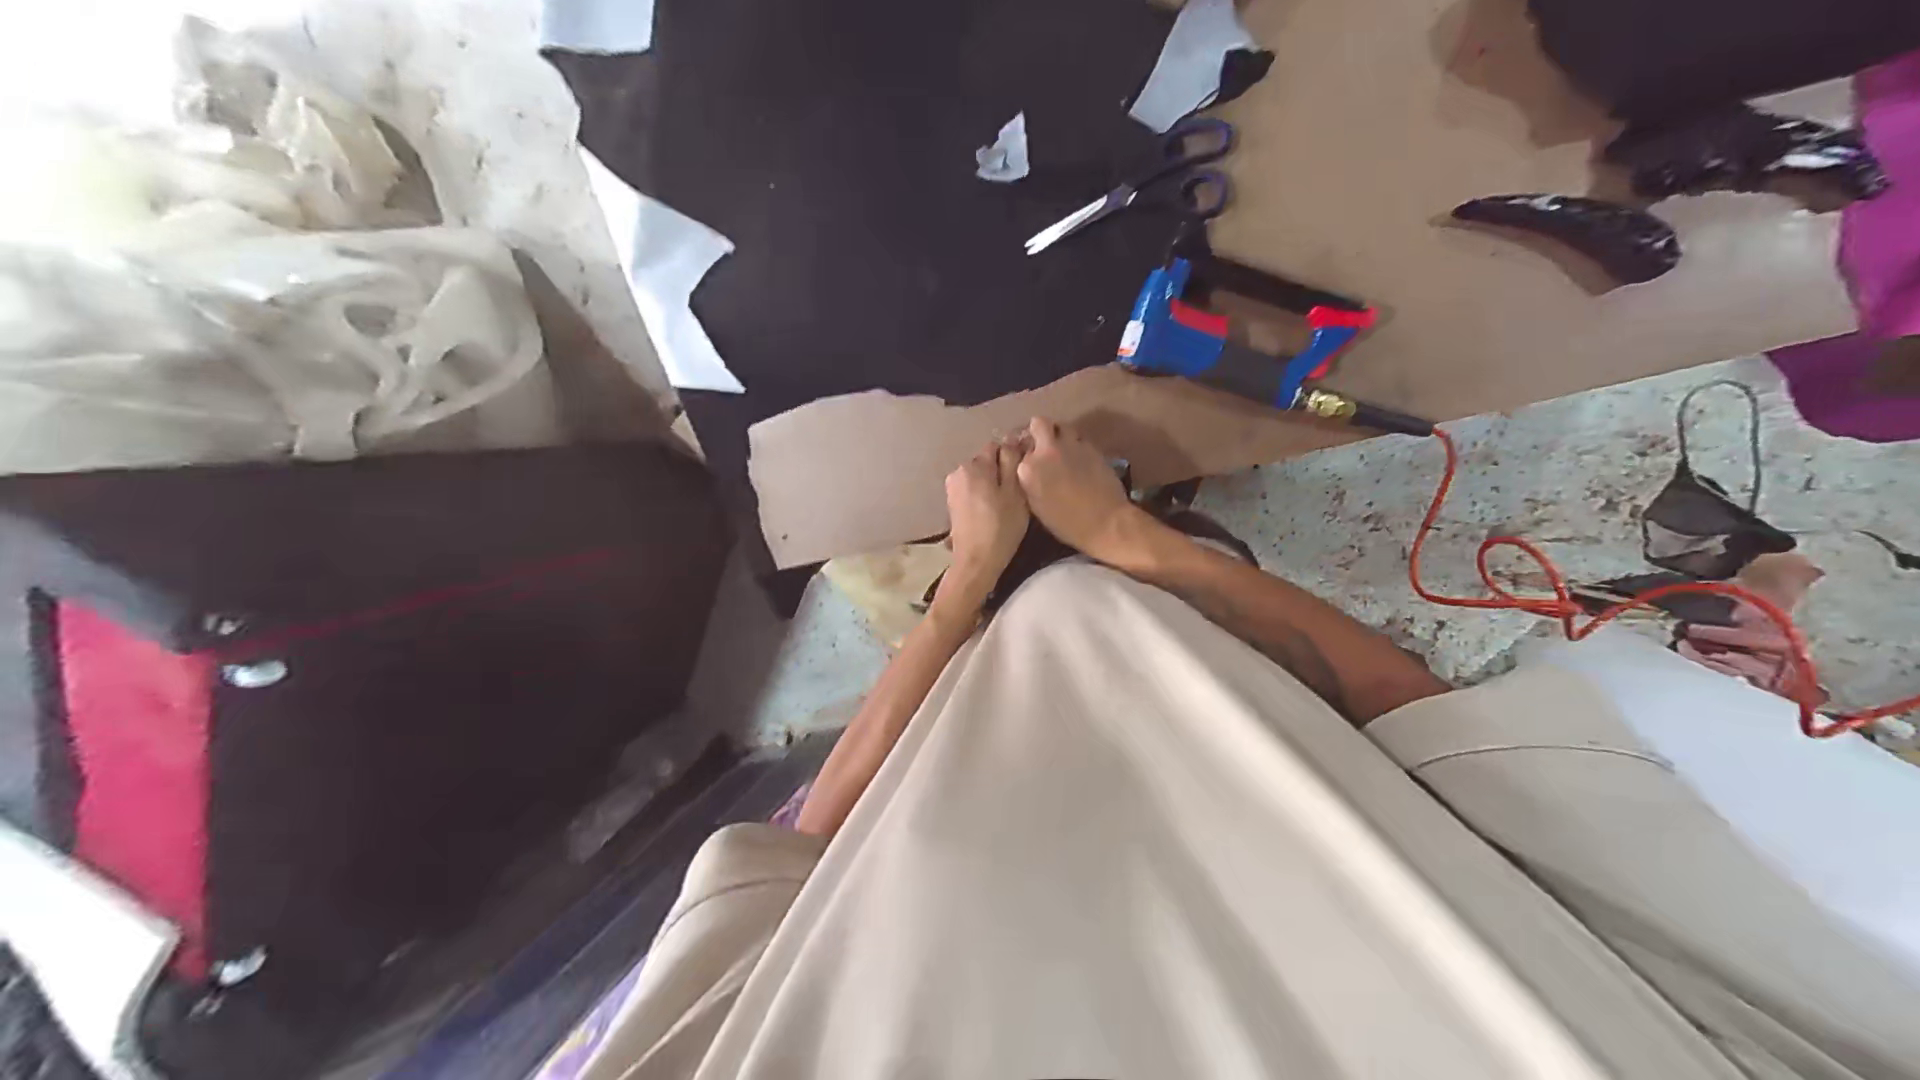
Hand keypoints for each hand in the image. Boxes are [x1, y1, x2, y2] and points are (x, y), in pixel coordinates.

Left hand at [939, 437, 1030, 609]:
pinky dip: (982, 496)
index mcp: (974, 464)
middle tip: (1018, 493)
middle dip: (1000, 471)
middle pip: (986, 461)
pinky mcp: (952, 503)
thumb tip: (1012, 440)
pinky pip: (972, 490)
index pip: (998, 446)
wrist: (975, 561)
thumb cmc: (1001, 527)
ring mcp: (952, 488)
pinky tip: (992, 512)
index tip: (1025, 474)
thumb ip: (1012, 462)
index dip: (1013, 456)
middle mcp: (959, 470)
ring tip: (1006, 504)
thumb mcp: (1015, 492)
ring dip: (991, 484)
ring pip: (979, 476)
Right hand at [1015, 417, 1161, 571]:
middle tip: (1043, 443)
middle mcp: (1046, 451)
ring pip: (1061, 426)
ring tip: (1062, 447)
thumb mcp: (1036, 506)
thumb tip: (1029, 470)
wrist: (1105, 522)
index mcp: (1027, 469)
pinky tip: (1079, 458)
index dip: (1023, 450)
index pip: (1018, 447)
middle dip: (1039, 430)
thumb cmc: (1066, 524)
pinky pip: (1079, 438)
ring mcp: (1070, 445)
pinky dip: (1076, 444)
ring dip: (1059, 433)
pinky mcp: (1091, 446)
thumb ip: (1029, 482)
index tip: (1027, 456)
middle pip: (1038, 423)